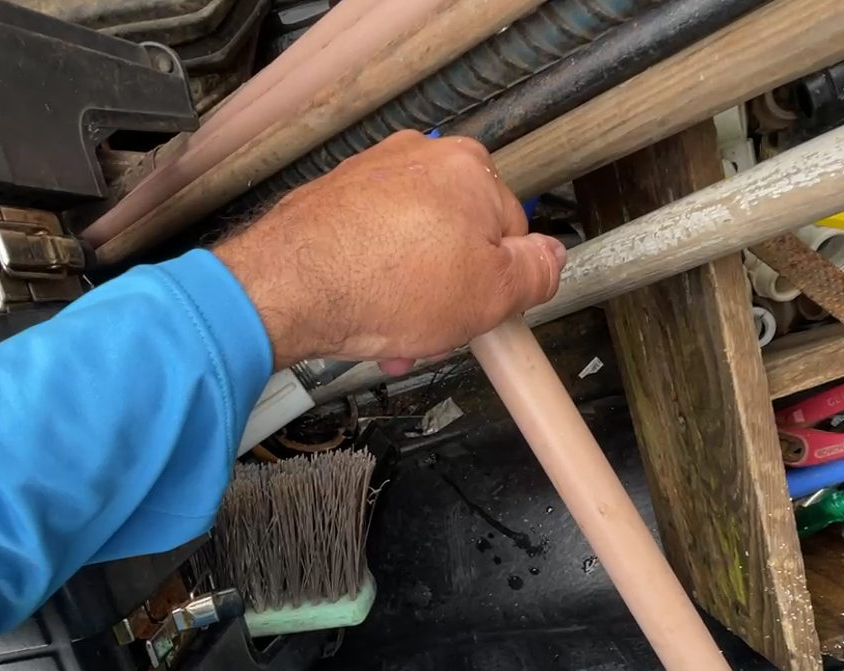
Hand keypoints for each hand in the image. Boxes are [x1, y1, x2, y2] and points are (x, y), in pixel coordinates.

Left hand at [212, 131, 566, 368]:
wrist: (290, 288)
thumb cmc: (384, 285)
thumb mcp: (489, 295)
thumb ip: (535, 276)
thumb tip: (552, 260)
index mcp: (471, 171)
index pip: (510, 236)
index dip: (498, 288)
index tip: (480, 316)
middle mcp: (421, 160)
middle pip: (458, 247)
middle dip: (449, 300)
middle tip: (433, 333)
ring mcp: (373, 179)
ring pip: (414, 255)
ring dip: (412, 304)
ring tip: (395, 337)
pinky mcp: (335, 204)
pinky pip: (374, 253)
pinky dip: (377, 288)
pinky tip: (368, 321)